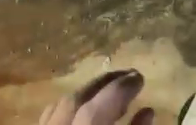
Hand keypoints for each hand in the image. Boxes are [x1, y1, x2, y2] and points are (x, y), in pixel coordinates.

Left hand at [39, 70, 154, 124]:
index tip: (140, 77)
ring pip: (59, 107)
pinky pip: (47, 118)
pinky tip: (80, 108)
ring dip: (85, 93)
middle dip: (103, 84)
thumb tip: (147, 112)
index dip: (119, 90)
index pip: (95, 109)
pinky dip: (66, 108)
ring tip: (108, 89)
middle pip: (75, 100)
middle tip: (128, 76)